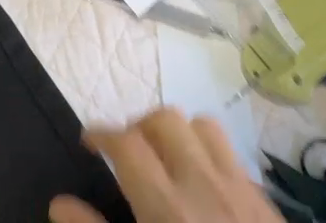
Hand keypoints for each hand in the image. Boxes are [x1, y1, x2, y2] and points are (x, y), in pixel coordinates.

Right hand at [52, 108, 281, 222]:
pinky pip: (234, 157)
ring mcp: (240, 191)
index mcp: (166, 206)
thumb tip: (59, 204)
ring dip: (179, 134)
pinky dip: (211, 156)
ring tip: (165, 159)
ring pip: (204, 127)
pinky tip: (204, 188)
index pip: (126, 142)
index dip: (101, 134)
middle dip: (139, 126)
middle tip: (126, 152)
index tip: (88, 143)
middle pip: (165, 120)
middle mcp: (203, 184)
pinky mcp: (266, 204)